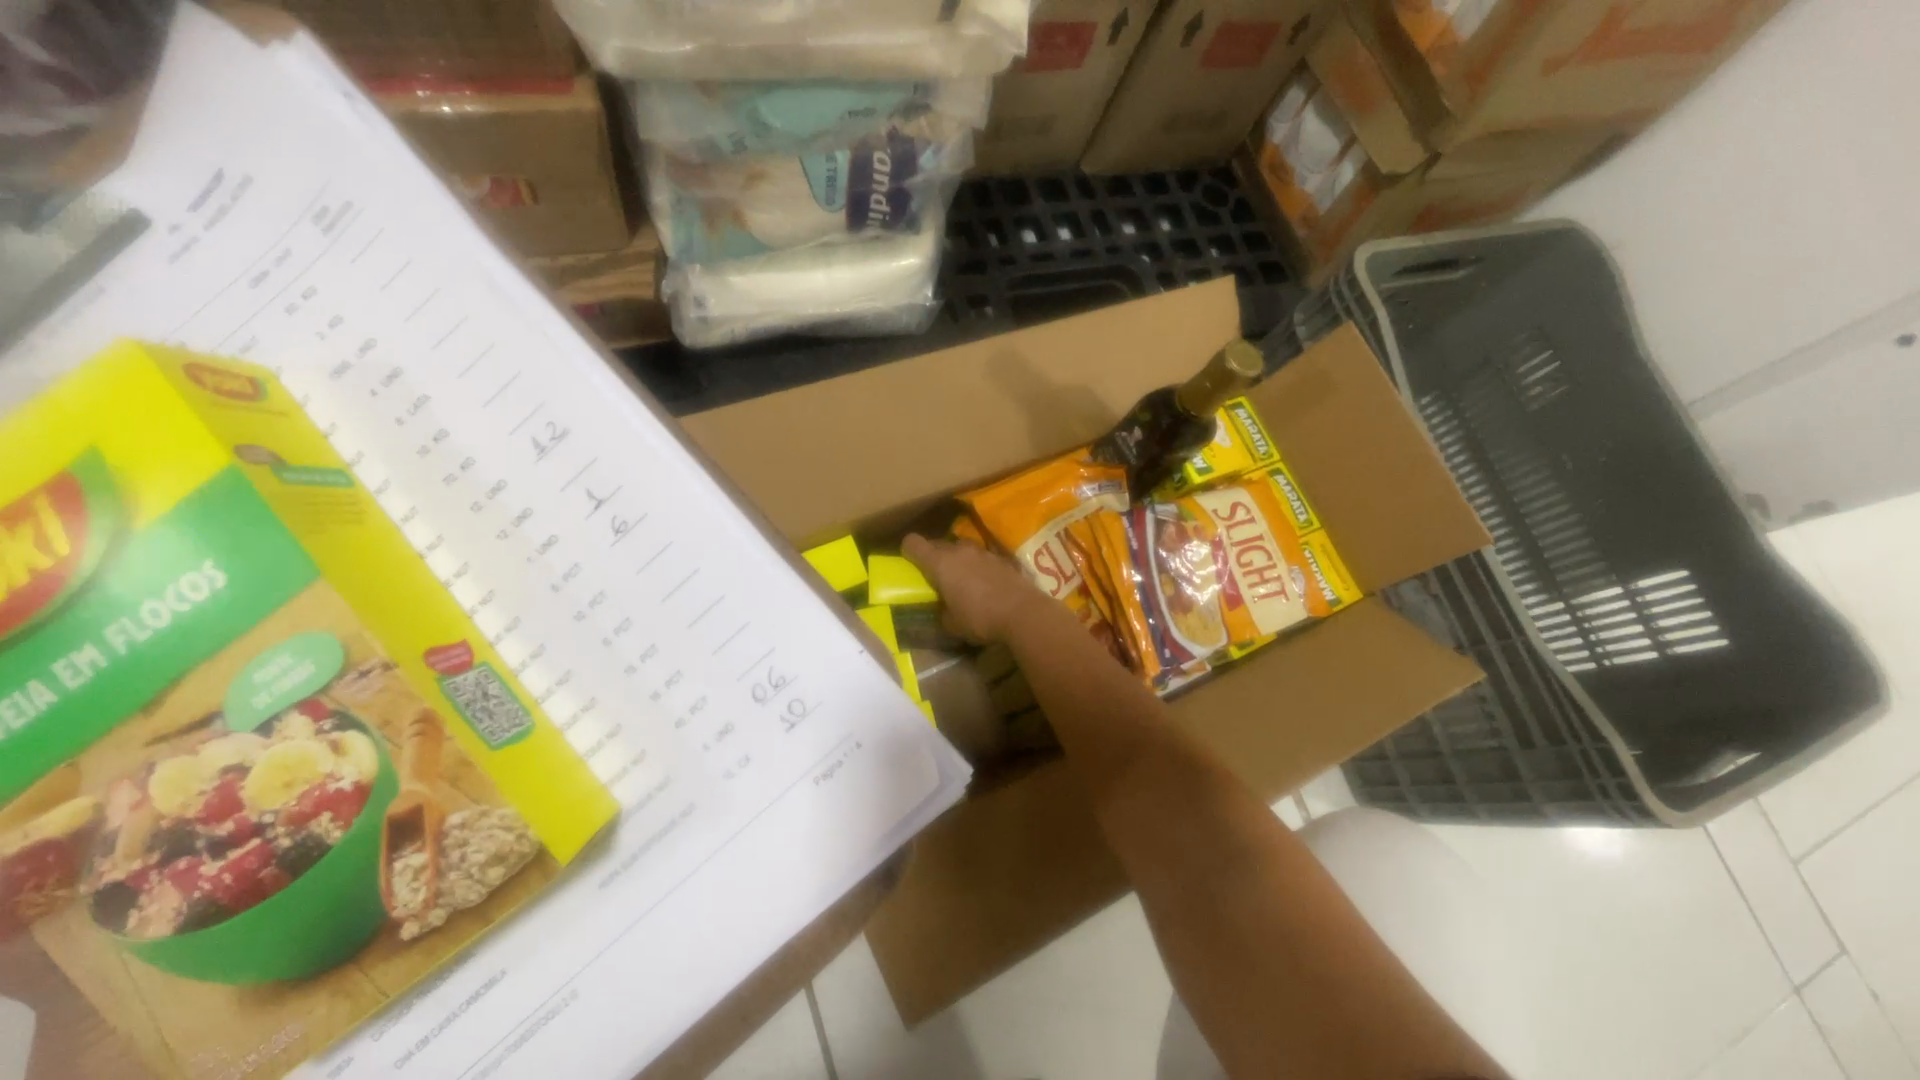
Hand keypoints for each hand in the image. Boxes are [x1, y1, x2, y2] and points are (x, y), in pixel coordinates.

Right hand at [902, 534, 1053, 644]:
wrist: (1024, 613)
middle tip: (935, 577)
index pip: (913, 543)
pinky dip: (977, 567)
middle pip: (937, 544)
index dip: (908, 551)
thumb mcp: (952, 625)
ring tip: (961, 580)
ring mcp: (983, 552)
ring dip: (957, 560)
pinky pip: (981, 557)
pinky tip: (984, 585)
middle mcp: (959, 550)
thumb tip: (941, 611)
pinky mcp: (1002, 558)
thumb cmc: (980, 618)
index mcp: (940, 563)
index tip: (909, 564)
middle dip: (933, 557)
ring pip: (961, 549)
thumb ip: (941, 613)